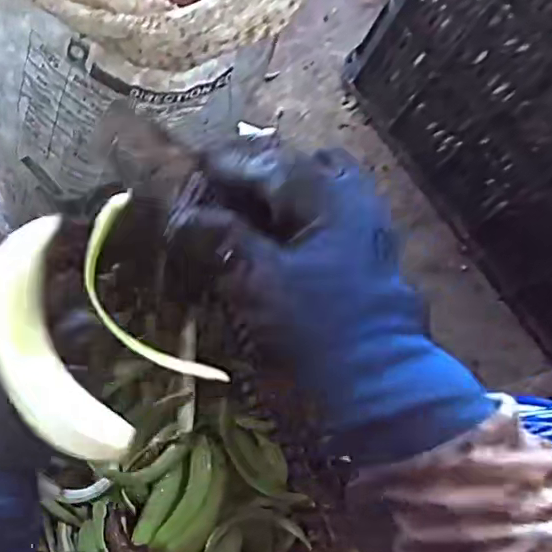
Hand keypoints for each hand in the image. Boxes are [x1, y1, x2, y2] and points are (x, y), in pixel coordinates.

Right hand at [179, 140, 493, 465]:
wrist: (371, 388)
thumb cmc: (317, 330)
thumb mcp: (260, 280)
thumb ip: (223, 240)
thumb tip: (181, 217)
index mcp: (333, 201)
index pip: (270, 165)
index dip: (226, 163)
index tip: (189, 165)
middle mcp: (350, 209)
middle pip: (296, 172)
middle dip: (252, 174)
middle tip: (210, 187)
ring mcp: (356, 238)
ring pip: (307, 200)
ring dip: (268, 200)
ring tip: (229, 213)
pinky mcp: (351, 268)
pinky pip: (312, 229)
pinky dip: (281, 227)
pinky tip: (257, 244)